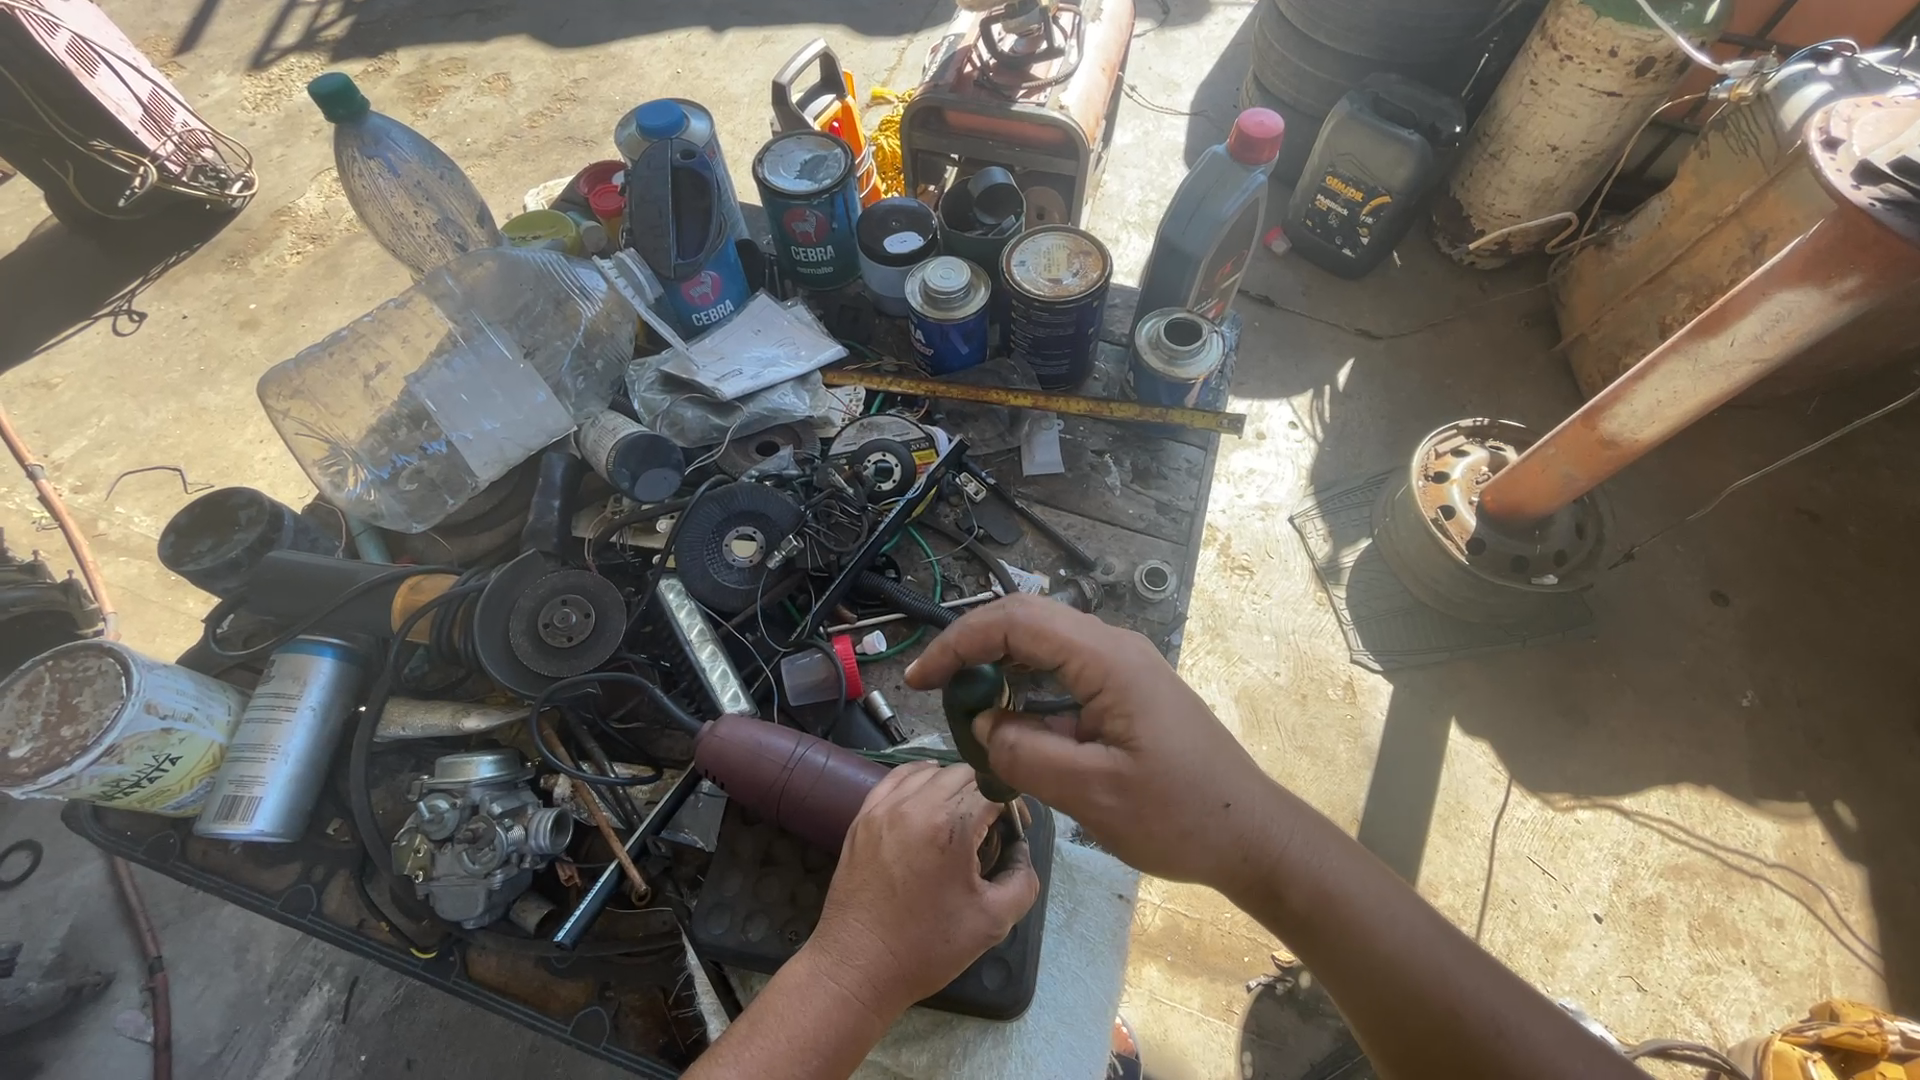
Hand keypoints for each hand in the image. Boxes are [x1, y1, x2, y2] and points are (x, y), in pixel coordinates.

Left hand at [802, 761, 1038, 1018]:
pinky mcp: (863, 816)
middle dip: (984, 791)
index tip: (1016, 829)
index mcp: (951, 826)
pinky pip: (895, 778)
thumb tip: (1021, 850)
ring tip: (959, 814)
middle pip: (963, 773)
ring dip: (952, 784)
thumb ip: (1023, 880)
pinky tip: (928, 793)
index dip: (1013, 805)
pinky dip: (918, 778)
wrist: (858, 966)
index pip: (993, 789)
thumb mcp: (993, 922)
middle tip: (991, 824)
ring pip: (930, 771)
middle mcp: (916, 805)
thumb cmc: (927, 946)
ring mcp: (885, 807)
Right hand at [905, 594, 1284, 895]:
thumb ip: (1024, 754)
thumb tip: (980, 726)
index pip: (1016, 622)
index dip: (960, 642)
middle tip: (933, 685)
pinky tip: (1010, 724)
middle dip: (972, 645)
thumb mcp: (1092, 794)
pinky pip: (1062, 673)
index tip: (922, 678)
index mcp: (1107, 660)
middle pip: (1027, 619)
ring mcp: (1121, 666)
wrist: (1252, 834)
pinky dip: (1026, 689)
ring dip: (998, 665)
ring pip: (1043, 643)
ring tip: (962, 702)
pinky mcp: (1124, 690)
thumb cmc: (1180, 816)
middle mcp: (1113, 648)